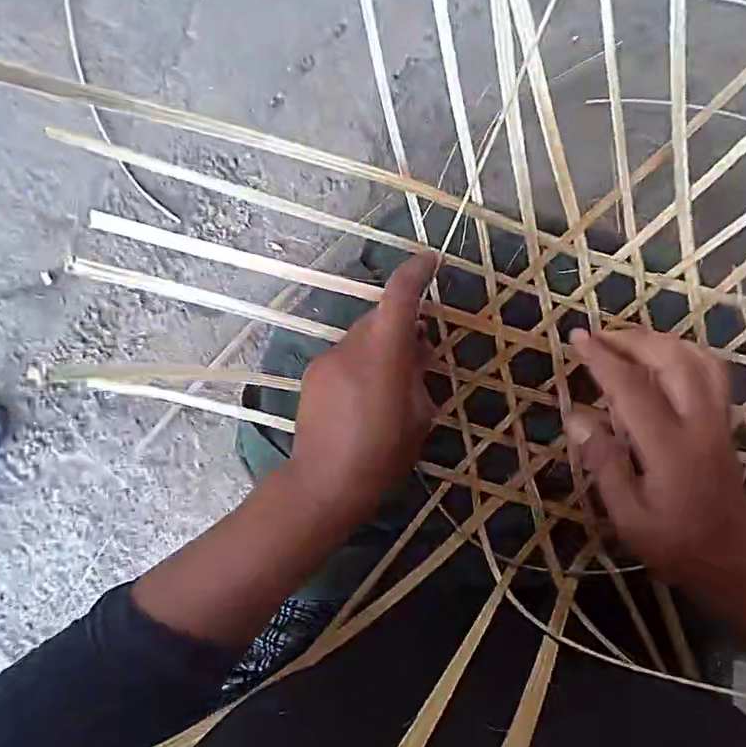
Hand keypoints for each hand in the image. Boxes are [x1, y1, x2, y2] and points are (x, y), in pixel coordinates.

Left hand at [281, 253, 439, 526]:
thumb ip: (418, 377)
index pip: (399, 297)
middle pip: (380, 316)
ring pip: (362, 337)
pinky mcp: (312, 376)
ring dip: (383, 346)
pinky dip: (363, 362)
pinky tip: (367, 397)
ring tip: (395, 383)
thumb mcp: (419, 417)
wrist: (324, 484)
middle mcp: (350, 347)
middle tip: (424, 352)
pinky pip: (346, 356)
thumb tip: (414, 356)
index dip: (417, 272)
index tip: (432, 261)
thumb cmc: (383, 456)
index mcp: (383, 355)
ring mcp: (326, 360)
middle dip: (404, 324)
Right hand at [564, 327, 745, 596]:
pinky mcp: (726, 420)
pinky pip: (709, 370)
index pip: (631, 387)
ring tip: (623, 340)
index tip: (575, 338)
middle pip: (670, 358)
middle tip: (595, 335)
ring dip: (657, 339)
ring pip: (695, 357)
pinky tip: (661, 355)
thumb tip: (575, 417)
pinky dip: (682, 351)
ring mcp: (719, 418)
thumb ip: (604, 464)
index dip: (601, 359)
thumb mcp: (628, 517)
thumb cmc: (676, 545)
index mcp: (671, 448)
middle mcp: (700, 423)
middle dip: (630, 338)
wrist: (737, 559)